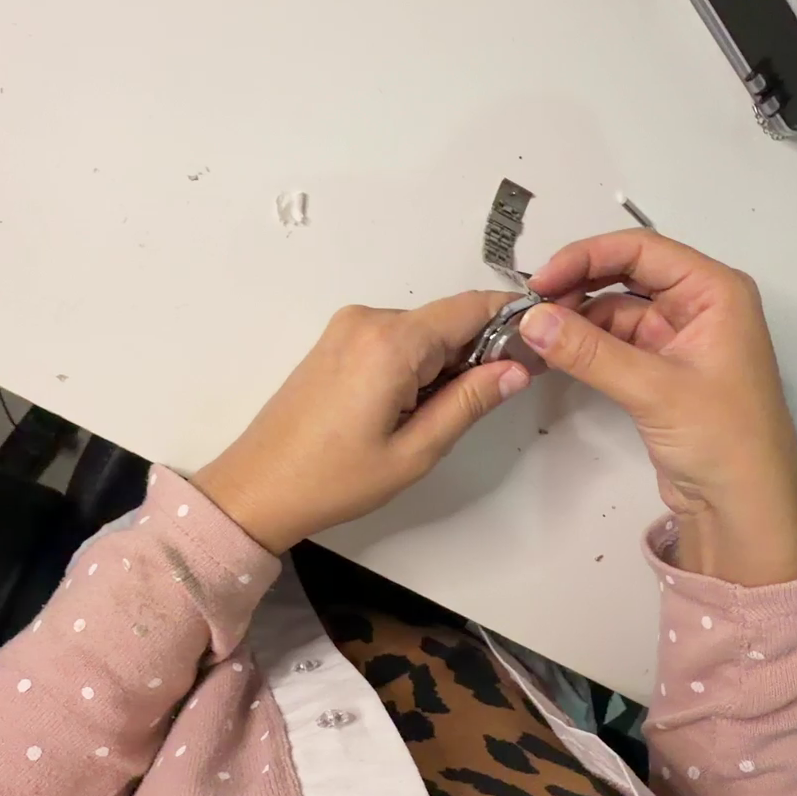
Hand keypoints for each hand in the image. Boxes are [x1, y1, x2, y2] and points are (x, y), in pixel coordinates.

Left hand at [194, 291, 531, 552]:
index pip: (471, 308)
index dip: (512, 322)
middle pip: (446, 319)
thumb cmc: (334, 480)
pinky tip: (407, 404)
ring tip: (434, 415)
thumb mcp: (415, 452)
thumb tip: (518, 368)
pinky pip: (393, 339)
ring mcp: (347, 327)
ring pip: (421, 331)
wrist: (257, 488)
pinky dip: (415, 362)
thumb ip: (469, 403)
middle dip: (477, 350)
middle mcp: (368, 319)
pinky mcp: (335, 341)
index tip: (538, 348)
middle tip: (489, 400)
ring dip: (443, 361)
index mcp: (391, 342)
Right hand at [523, 231, 796, 585]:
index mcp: (714, 292)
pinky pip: (615, 346)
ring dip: (577, 321)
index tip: (540, 281)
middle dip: (578, 287)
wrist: (743, 506)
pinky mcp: (660, 373)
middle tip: (532, 309)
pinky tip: (556, 354)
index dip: (586, 257)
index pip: (642, 250)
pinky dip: (585, 348)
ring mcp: (677, 341)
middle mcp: (697, 308)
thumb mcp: (654, 388)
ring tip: (536, 335)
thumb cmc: (724, 439)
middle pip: (626, 277)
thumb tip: (532, 321)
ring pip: (615, 313)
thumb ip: (589, 352)